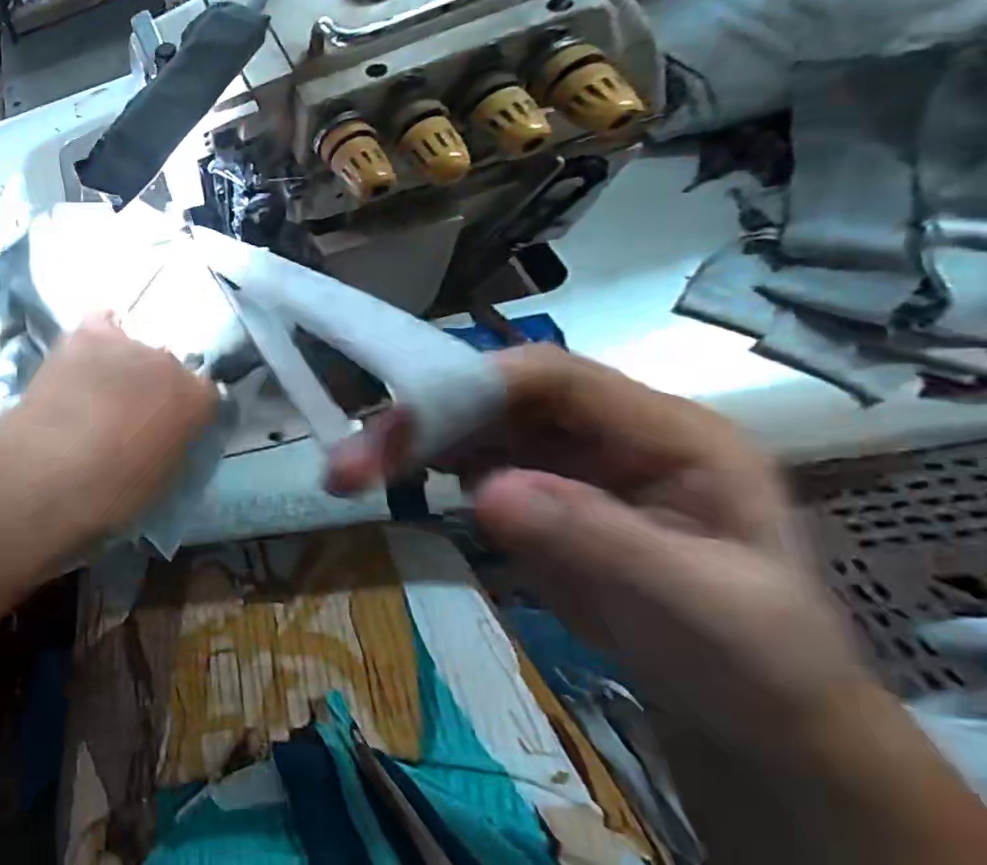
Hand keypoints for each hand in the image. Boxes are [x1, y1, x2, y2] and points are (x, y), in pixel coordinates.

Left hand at [0, 315, 218, 569]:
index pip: (207, 394)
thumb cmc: (110, 495)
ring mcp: (127, 342)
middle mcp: (170, 361)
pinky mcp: (84, 334)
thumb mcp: (162, 480)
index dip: (187, 412)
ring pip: (133, 343)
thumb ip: (174, 444)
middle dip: (155, 385)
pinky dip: (95, 336)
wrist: (47, 472)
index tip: (169, 428)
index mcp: (198, 400)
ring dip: (123, 362)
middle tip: (129, 412)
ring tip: (98, 387)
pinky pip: (98, 322)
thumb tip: (166, 434)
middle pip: (169, 364)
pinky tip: (81, 357)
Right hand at [327, 344, 869, 753]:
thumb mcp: (694, 602)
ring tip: (344, 476)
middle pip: (492, 398)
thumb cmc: (748, 656)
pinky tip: (377, 482)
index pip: (555, 380)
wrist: (750, 714)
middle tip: (348, 464)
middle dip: (417, 421)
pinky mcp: (530, 486)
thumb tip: (487, 491)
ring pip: (465, 425)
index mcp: (668, 434)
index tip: (402, 425)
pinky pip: (460, 459)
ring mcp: (563, 457)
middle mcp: (604, 430)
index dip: (473, 386)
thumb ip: (597, 539)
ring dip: (401, 444)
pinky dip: (413, 468)